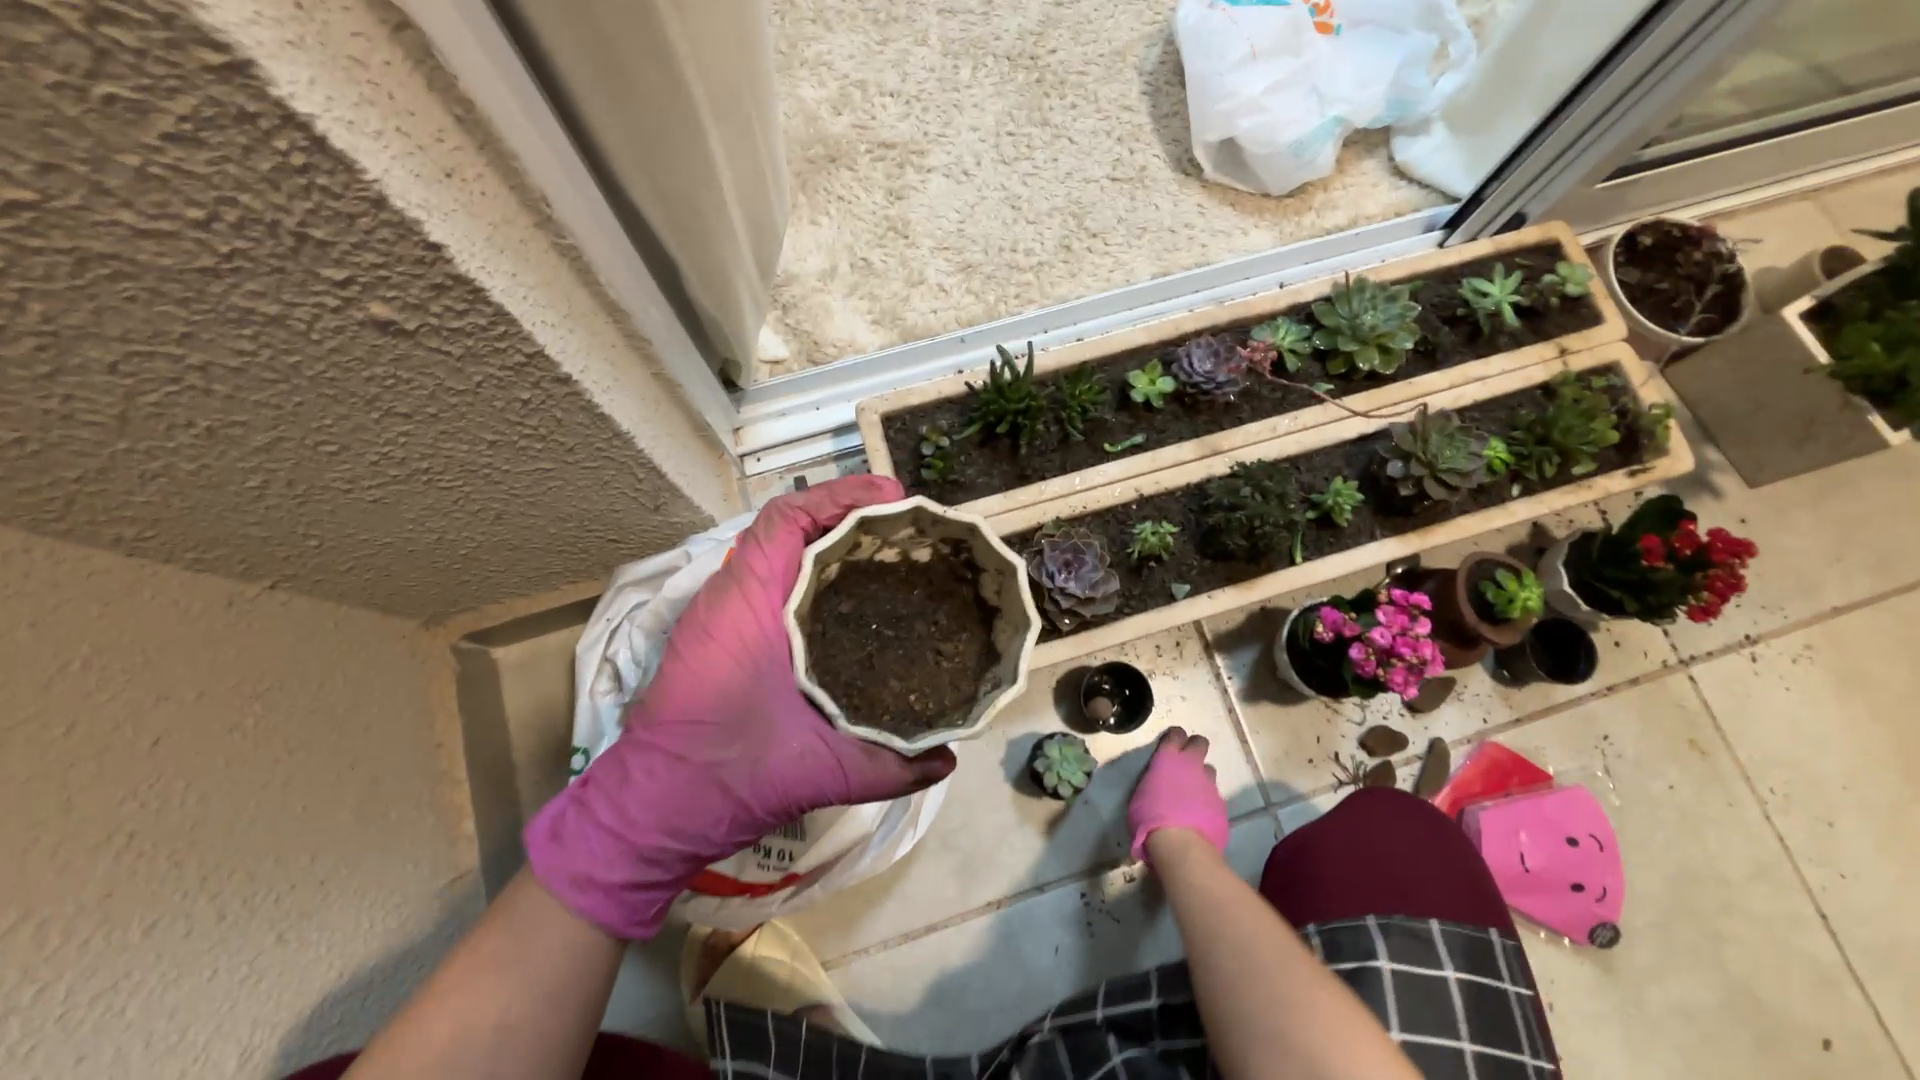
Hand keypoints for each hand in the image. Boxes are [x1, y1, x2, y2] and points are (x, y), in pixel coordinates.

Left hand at [525, 475, 957, 939]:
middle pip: (791, 530)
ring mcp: (724, 617)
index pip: (787, 520)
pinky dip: (813, 578)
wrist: (654, 812)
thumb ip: (888, 767)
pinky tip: (854, 601)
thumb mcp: (817, 771)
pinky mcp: (725, 639)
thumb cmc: (727, 780)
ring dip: (830, 546)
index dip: (842, 496)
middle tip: (908, 531)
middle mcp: (732, 600)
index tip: (894, 499)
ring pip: (782, 557)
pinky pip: (774, 587)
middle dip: (848, 518)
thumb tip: (948, 758)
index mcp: (746, 607)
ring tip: (889, 554)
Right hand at [1128, 727, 1228, 861]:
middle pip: (1200, 743)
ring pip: (1209, 771)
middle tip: (1186, 761)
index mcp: (1167, 759)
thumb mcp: (1141, 796)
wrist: (1180, 843)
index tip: (1171, 743)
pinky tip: (1199, 814)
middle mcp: (1191, 765)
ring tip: (1192, 793)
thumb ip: (1153, 785)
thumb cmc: (1149, 818)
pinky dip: (1207, 801)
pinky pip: (1214, 796)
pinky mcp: (1220, 804)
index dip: (1175, 737)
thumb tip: (1156, 790)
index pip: (1176, 735)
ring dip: (1201, 778)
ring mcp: (1209, 784)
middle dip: (1194, 748)